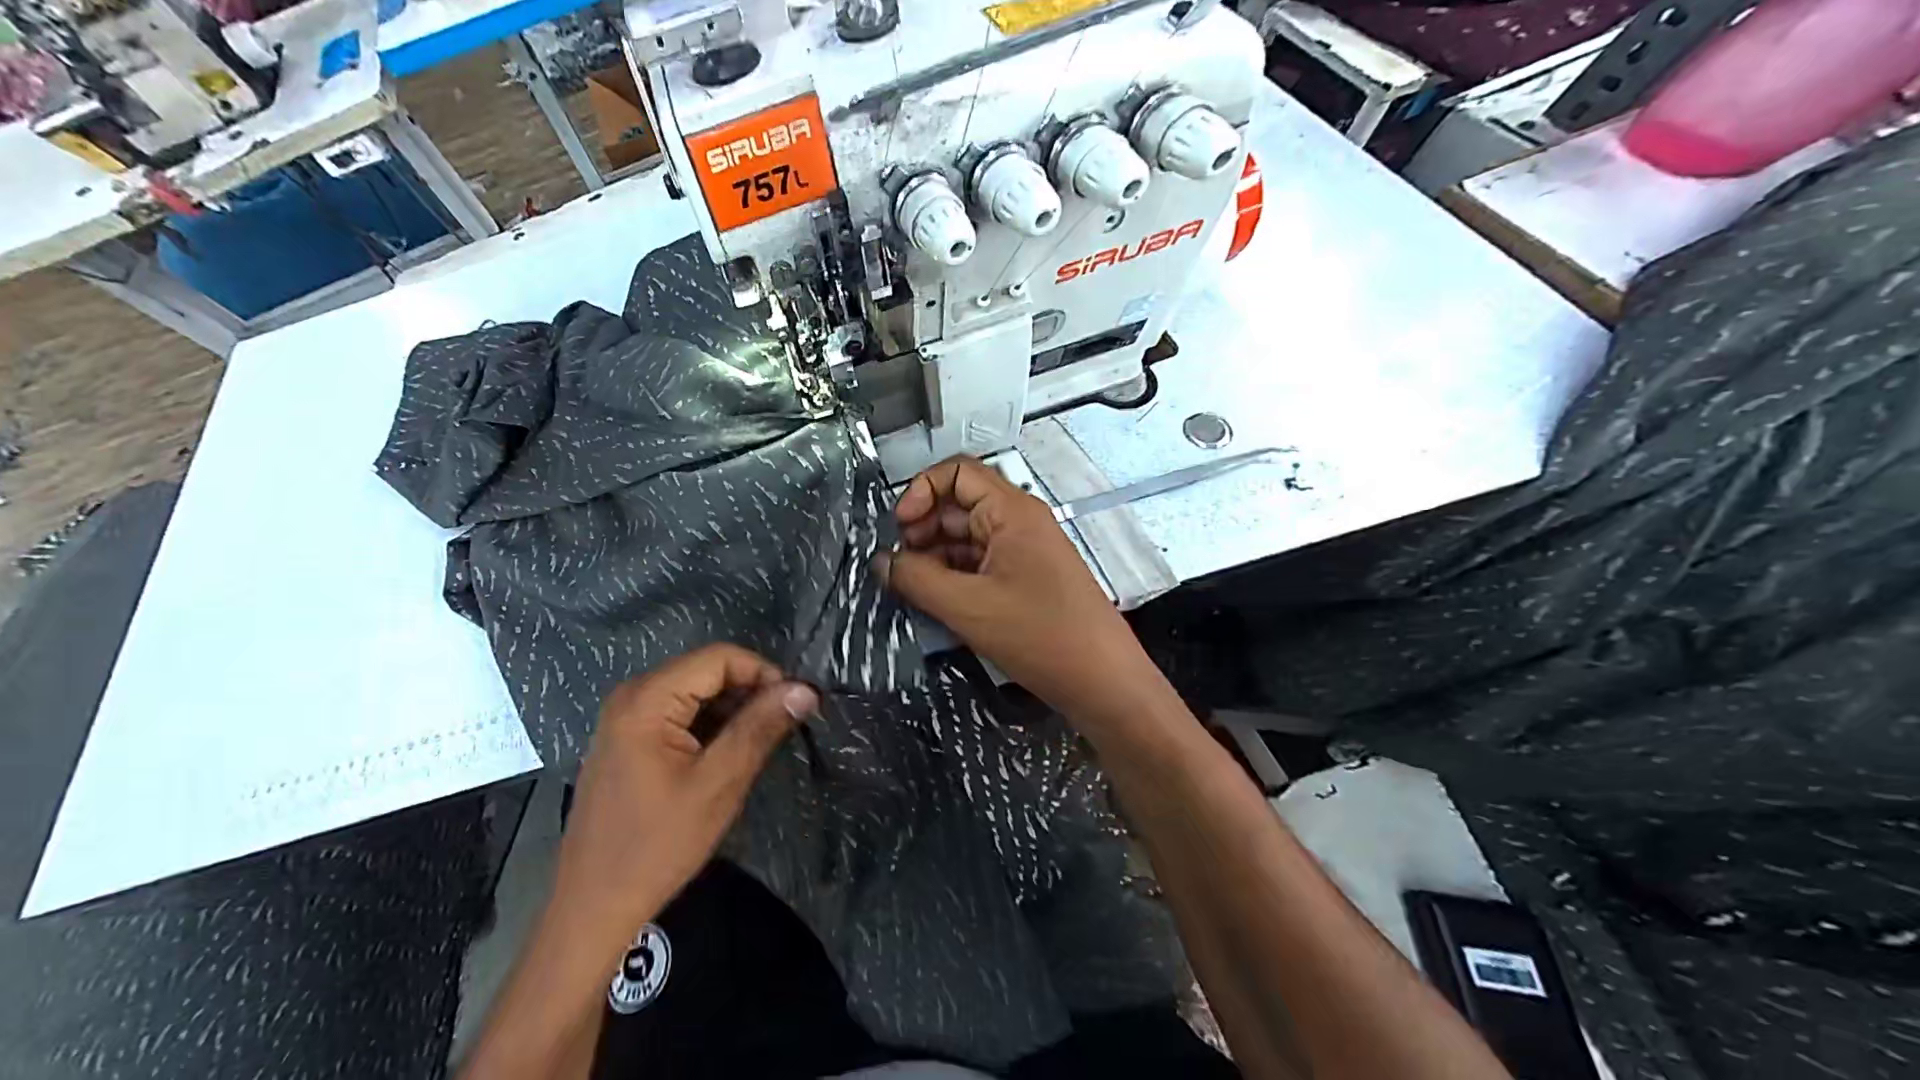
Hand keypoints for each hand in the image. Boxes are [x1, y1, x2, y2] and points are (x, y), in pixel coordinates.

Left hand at [550, 644, 818, 942]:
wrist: (593, 906)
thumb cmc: (657, 845)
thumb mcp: (719, 783)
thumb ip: (761, 727)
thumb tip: (805, 689)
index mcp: (646, 699)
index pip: (720, 658)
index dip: (765, 674)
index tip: (794, 707)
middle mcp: (631, 696)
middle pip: (707, 671)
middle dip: (750, 693)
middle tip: (780, 730)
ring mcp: (625, 718)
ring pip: (696, 693)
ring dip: (732, 711)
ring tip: (757, 746)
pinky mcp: (627, 739)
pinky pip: (679, 713)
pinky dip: (710, 726)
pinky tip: (725, 757)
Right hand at [876, 456, 1165, 723]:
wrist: (1101, 679)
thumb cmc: (1040, 635)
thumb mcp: (967, 607)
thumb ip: (916, 579)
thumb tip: (882, 562)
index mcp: (1011, 510)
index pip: (956, 472)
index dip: (920, 491)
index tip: (900, 528)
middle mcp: (1019, 521)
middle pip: (958, 505)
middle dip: (922, 529)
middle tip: (901, 565)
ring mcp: (1024, 550)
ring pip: (966, 537)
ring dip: (935, 556)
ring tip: (913, 588)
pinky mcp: (1025, 578)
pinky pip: (980, 563)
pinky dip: (955, 575)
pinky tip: (938, 600)